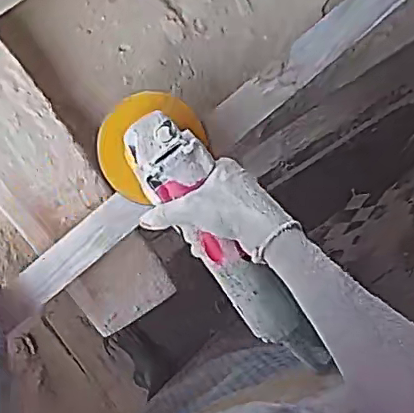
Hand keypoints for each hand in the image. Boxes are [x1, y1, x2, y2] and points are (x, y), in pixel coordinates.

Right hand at [138, 158, 299, 260]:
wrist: (264, 233)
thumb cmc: (237, 209)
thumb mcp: (191, 209)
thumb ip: (166, 213)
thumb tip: (149, 217)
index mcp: (222, 167)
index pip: (193, 177)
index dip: (181, 194)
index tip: (175, 206)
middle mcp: (234, 181)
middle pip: (201, 201)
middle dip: (193, 220)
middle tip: (190, 228)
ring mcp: (242, 200)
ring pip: (212, 217)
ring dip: (204, 232)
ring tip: (203, 241)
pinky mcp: (248, 219)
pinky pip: (225, 227)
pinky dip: (218, 238)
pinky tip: (215, 245)